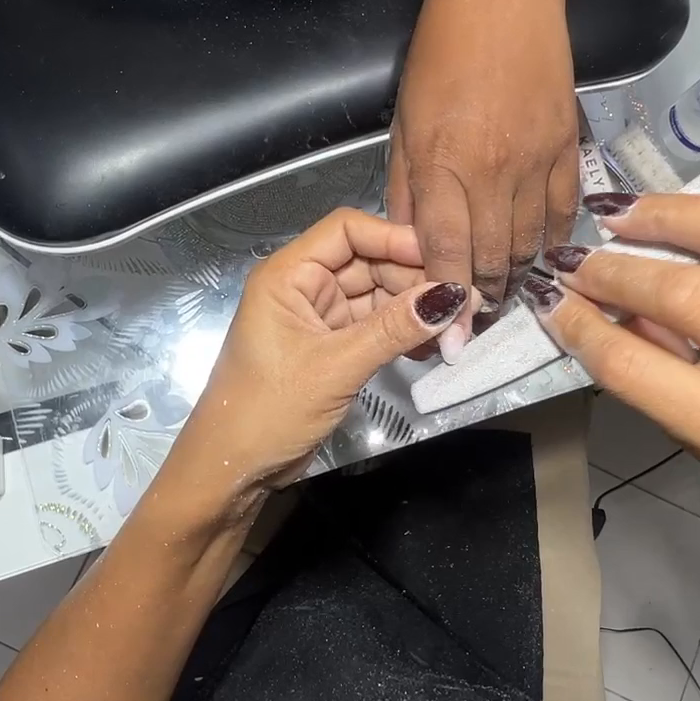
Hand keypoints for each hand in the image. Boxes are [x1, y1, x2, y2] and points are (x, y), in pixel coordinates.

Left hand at [173, 208, 467, 491]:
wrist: (232, 470)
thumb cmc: (267, 410)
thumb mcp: (335, 367)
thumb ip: (393, 329)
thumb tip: (452, 296)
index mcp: (288, 274)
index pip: (348, 230)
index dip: (396, 238)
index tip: (443, 259)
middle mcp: (304, 287)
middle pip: (370, 262)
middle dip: (416, 282)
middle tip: (467, 305)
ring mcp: (319, 318)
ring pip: (378, 297)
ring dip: (416, 311)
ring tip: (460, 328)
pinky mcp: (331, 348)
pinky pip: (375, 327)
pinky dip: (403, 335)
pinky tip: (434, 346)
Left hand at [389, 0, 579, 354]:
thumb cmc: (441, 52)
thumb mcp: (404, 122)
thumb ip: (408, 187)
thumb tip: (410, 242)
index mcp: (442, 167)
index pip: (445, 256)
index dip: (446, 304)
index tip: (448, 340)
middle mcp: (492, 174)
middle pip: (492, 261)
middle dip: (482, 300)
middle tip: (474, 321)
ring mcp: (538, 162)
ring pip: (530, 245)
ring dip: (516, 277)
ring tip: (503, 295)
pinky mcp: (570, 148)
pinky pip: (565, 214)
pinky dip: (553, 242)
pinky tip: (541, 257)